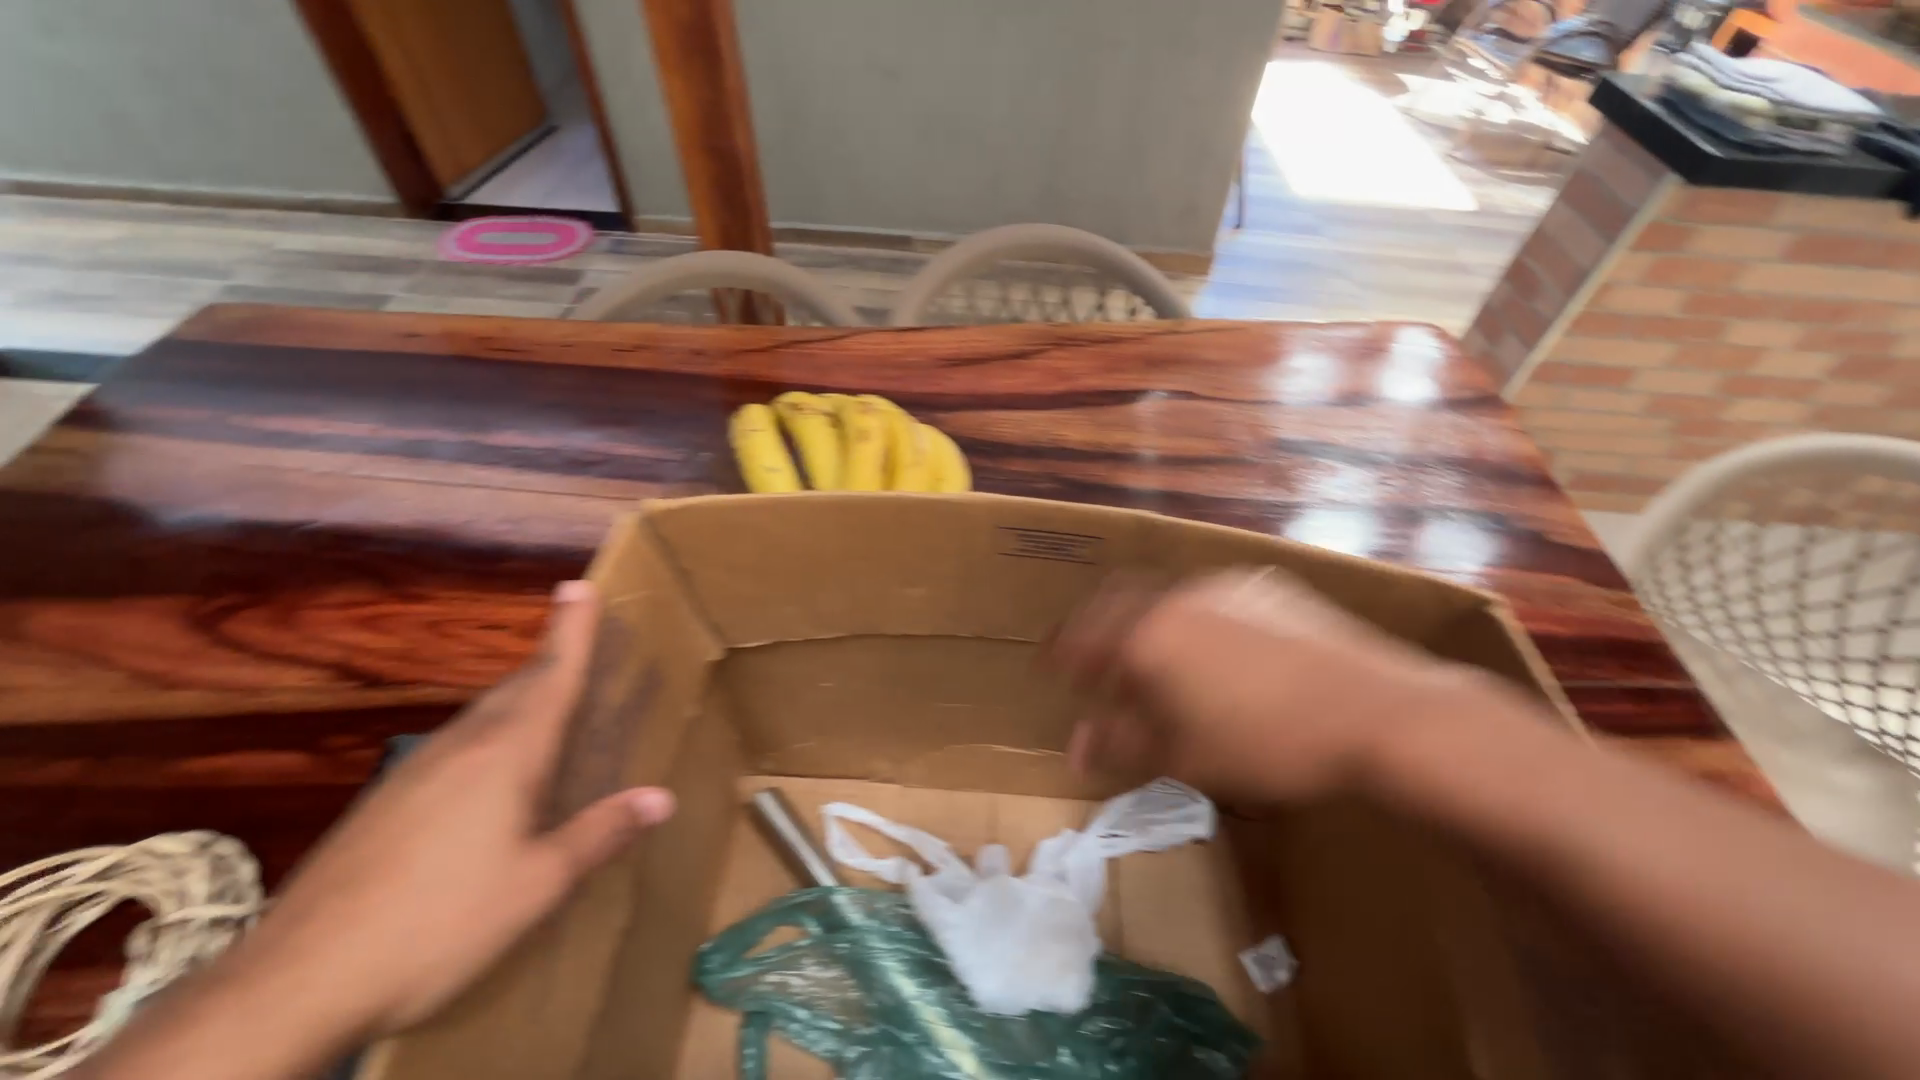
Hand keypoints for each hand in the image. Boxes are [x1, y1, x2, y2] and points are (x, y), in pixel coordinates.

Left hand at [231, 579, 674, 1037]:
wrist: (301, 977)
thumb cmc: (440, 922)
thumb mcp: (538, 884)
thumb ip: (600, 834)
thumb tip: (661, 798)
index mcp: (506, 756)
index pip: (549, 677)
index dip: (571, 632)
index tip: (580, 586)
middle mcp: (460, 749)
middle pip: (515, 690)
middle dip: (550, 662)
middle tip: (579, 644)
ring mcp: (414, 773)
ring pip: (481, 720)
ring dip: (520, 702)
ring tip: (548, 707)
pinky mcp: (385, 804)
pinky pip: (454, 751)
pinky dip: (489, 741)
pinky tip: (492, 780)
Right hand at [1048, 569, 1503, 801]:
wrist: (1378, 712)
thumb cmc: (1268, 743)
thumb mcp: (1185, 755)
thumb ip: (1122, 743)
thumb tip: (1074, 748)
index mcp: (1147, 635)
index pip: (1081, 634)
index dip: (1060, 651)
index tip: (1048, 665)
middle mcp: (1177, 597)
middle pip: (1117, 600)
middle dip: (1096, 626)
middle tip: (1091, 656)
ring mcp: (1225, 586)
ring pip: (1165, 595)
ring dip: (1145, 621)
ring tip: (1153, 658)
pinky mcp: (1268, 588)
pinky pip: (1209, 597)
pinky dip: (1190, 618)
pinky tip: (1215, 651)